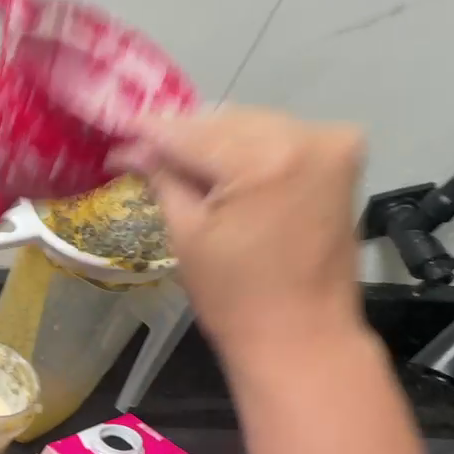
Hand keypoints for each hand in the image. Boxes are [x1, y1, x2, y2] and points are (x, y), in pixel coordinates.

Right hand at [110, 108, 365, 361]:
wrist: (301, 333)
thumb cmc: (233, 297)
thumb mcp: (186, 236)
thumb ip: (164, 180)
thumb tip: (133, 150)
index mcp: (267, 158)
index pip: (192, 132)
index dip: (148, 131)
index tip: (113, 129)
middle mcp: (309, 135)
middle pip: (225, 120)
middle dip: (180, 134)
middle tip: (137, 149)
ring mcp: (333, 141)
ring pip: (252, 124)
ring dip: (211, 140)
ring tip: (172, 159)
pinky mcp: (341, 155)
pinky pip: (278, 137)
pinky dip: (244, 148)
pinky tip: (215, 167)